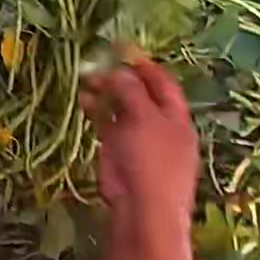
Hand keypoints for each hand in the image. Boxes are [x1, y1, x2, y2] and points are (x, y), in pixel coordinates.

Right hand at [80, 47, 200, 221]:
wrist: (142, 209)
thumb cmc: (152, 161)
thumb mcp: (144, 119)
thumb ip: (131, 91)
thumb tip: (118, 71)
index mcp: (176, 118)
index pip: (163, 84)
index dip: (145, 66)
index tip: (122, 50)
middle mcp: (160, 125)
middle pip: (140, 94)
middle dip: (120, 78)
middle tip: (96, 63)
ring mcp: (139, 139)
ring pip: (121, 108)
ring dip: (105, 93)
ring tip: (84, 80)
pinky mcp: (119, 151)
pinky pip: (108, 124)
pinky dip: (97, 111)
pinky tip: (83, 101)